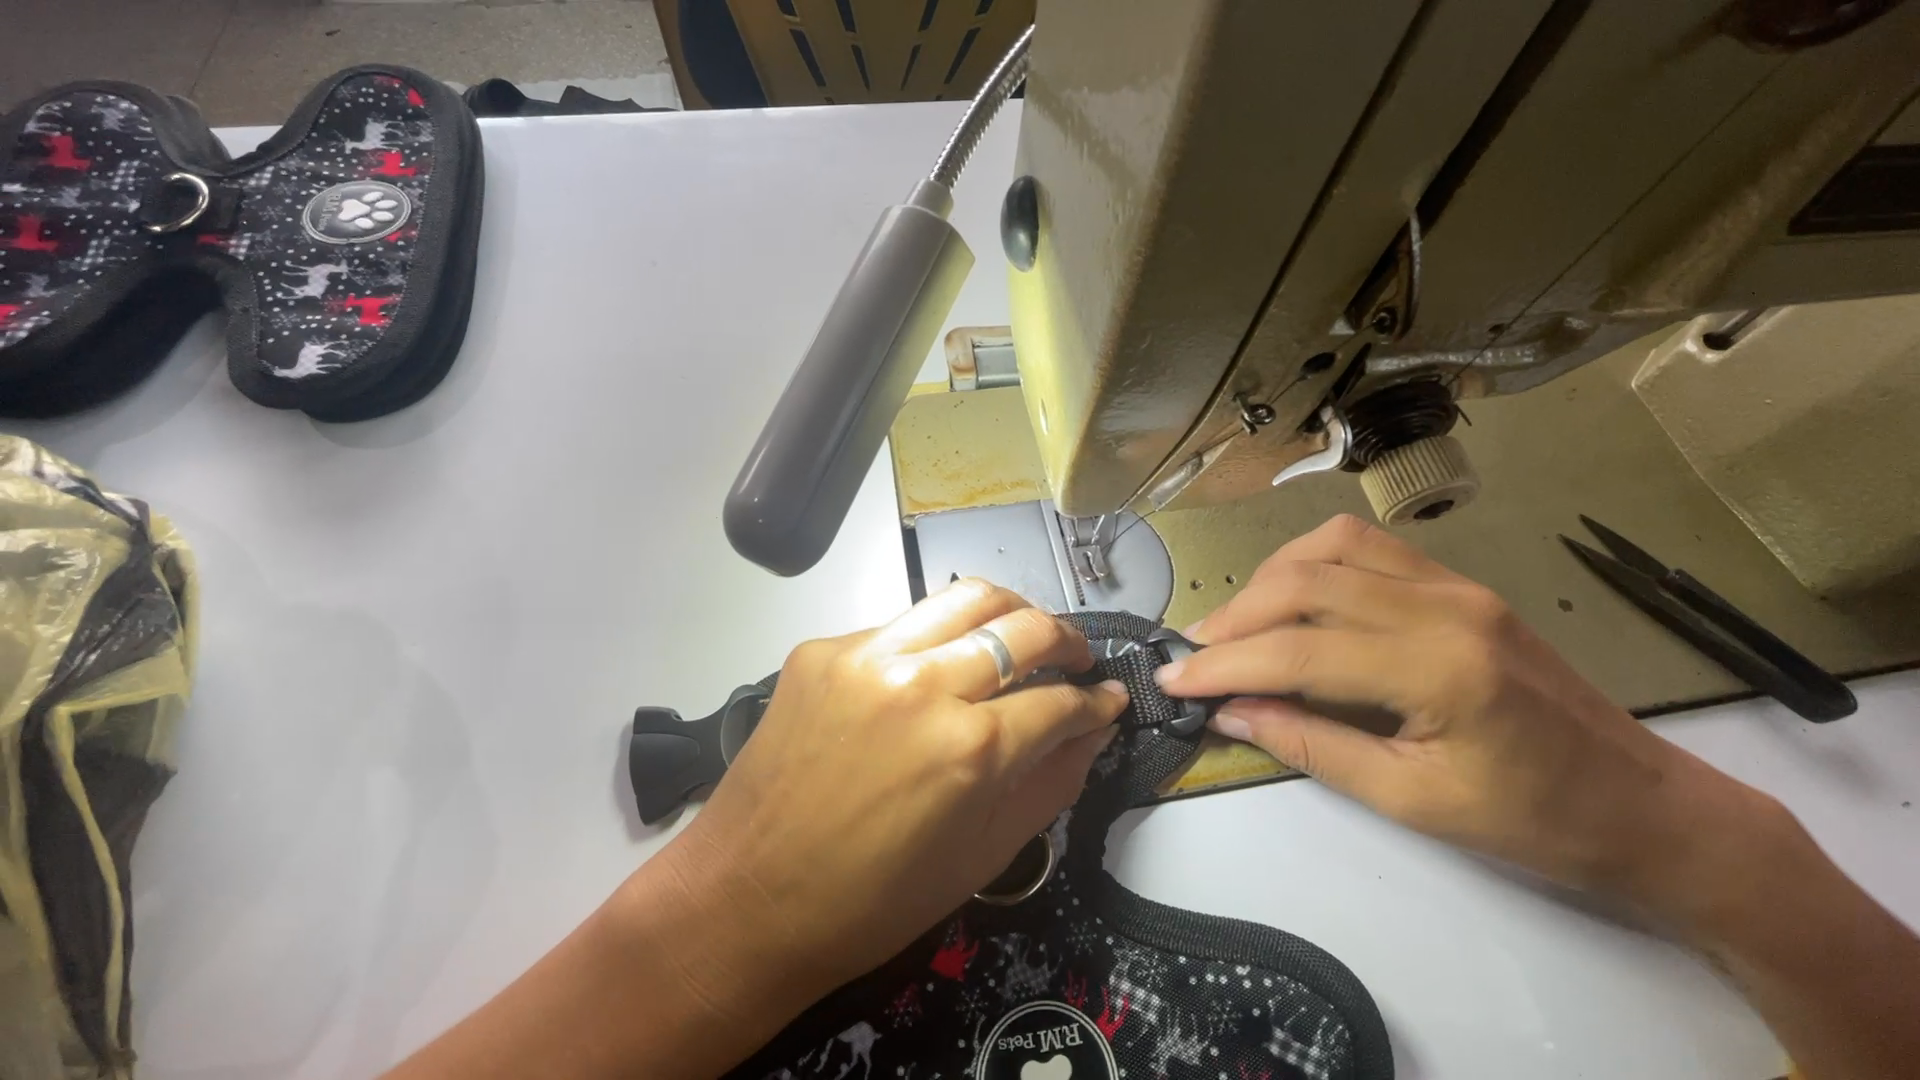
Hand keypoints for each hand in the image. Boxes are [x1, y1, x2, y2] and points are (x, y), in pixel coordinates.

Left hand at [646, 579, 1127, 1013]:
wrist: (748, 899)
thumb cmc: (873, 902)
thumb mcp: (983, 856)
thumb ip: (1051, 782)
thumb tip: (1093, 728)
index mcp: (968, 748)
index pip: (1059, 700)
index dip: (1095, 700)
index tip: (1108, 698)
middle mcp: (921, 683)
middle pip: (1022, 627)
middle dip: (1066, 641)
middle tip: (1075, 661)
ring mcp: (866, 656)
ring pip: (964, 598)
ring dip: (1009, 613)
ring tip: (1022, 638)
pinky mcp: (823, 650)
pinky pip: (902, 625)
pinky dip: (937, 639)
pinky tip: (938, 669)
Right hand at [1156, 515, 1768, 902]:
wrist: (1646, 807)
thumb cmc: (1535, 822)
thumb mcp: (1413, 802)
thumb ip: (1313, 747)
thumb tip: (1230, 713)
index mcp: (1439, 669)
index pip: (1298, 649)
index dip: (1222, 664)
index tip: (1171, 679)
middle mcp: (1443, 605)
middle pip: (1304, 582)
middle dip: (1233, 616)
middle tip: (1194, 656)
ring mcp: (1456, 585)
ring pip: (1331, 547)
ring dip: (1268, 580)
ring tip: (1236, 627)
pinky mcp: (1461, 584)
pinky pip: (1367, 548)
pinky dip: (1311, 565)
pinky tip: (1292, 600)